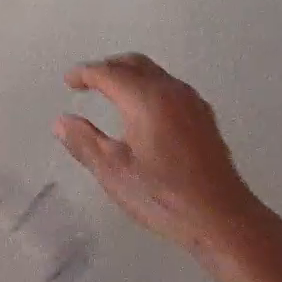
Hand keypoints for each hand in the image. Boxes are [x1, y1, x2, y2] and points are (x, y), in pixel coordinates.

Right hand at [52, 54, 281, 263]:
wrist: (220, 217)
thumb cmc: (162, 196)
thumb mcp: (113, 172)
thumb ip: (84, 142)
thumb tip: (62, 121)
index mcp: (147, 99)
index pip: (109, 74)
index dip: (85, 74)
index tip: (68, 82)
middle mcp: (172, 91)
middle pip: (135, 64)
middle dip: (108, 68)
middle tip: (86, 82)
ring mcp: (193, 103)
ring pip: (155, 74)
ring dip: (129, 76)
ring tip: (110, 93)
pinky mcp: (204, 118)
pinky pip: (170, 88)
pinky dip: (148, 87)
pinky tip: (143, 112)